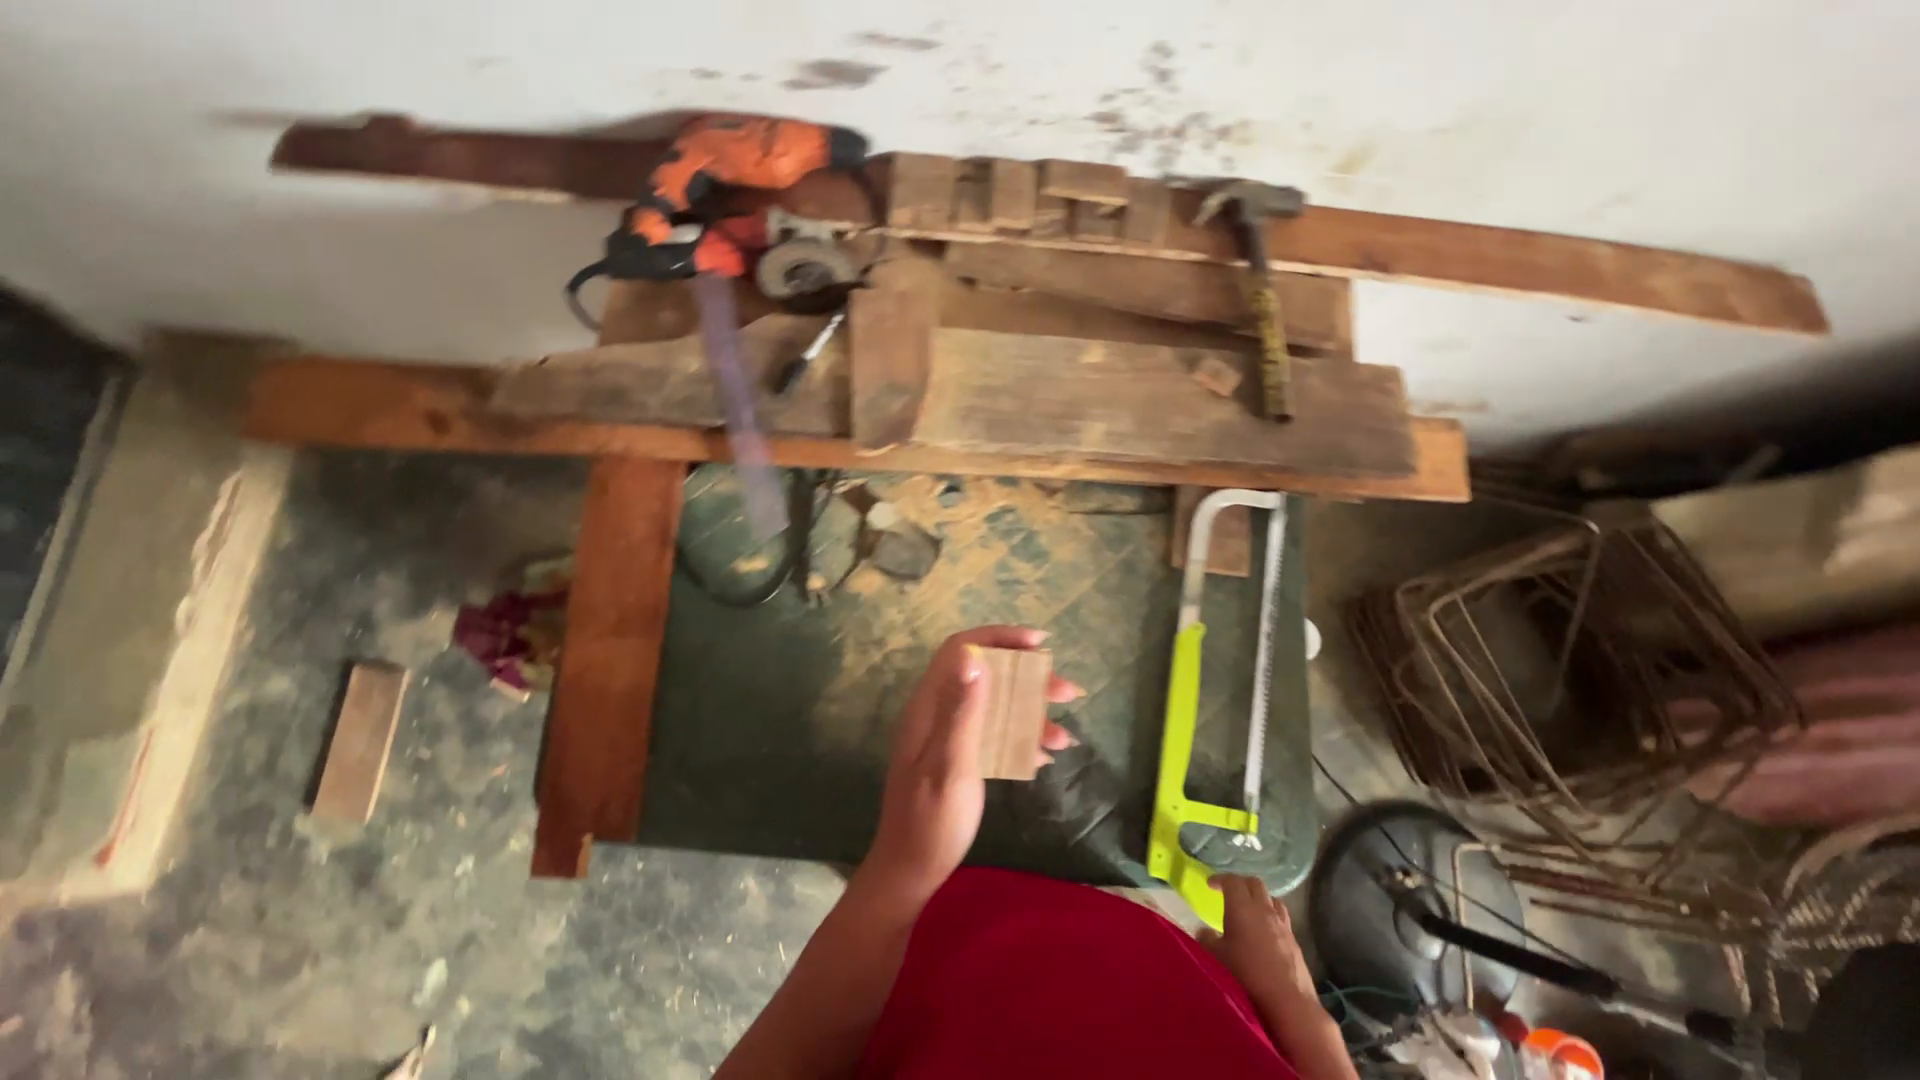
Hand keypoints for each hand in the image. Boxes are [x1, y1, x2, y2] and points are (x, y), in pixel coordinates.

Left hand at [861, 626, 1081, 899]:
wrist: (911, 871)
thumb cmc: (931, 822)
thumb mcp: (951, 766)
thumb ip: (962, 712)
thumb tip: (975, 658)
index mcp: (928, 707)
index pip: (962, 650)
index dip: (1000, 639)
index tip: (1041, 645)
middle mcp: (937, 713)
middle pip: (986, 676)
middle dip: (1029, 679)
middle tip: (1068, 693)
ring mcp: (947, 736)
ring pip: (995, 707)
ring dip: (1031, 715)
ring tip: (1065, 740)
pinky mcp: (958, 758)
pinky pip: (993, 734)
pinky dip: (1020, 740)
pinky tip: (1042, 759)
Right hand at [1200, 874, 1317, 1020]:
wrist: (1287, 1001)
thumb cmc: (1245, 975)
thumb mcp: (1216, 957)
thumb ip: (1207, 940)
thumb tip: (1204, 932)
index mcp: (1242, 907)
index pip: (1232, 881)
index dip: (1220, 879)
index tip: (1210, 884)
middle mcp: (1264, 910)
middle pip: (1255, 883)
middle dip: (1240, 883)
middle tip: (1228, 892)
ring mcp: (1283, 924)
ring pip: (1271, 899)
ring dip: (1258, 898)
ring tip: (1249, 909)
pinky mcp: (1294, 940)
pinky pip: (1281, 917)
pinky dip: (1270, 916)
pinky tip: (1265, 932)